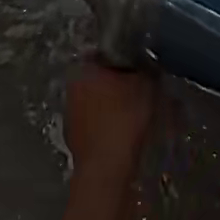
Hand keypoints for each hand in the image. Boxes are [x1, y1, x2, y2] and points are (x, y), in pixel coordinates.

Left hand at [64, 61, 158, 179]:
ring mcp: (71, 116)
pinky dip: (111, 120)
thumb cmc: (124, 118)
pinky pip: (98, 120)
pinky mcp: (76, 139)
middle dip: (120, 78)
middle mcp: (71, 90)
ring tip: (140, 105)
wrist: (107, 169)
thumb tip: (147, 61)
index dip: (123, 53)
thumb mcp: (146, 84)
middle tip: (143, 81)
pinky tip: (128, 126)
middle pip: (100, 76)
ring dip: (115, 100)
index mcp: (83, 70)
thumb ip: (145, 67)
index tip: (140, 59)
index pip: (103, 51)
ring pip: (99, 99)